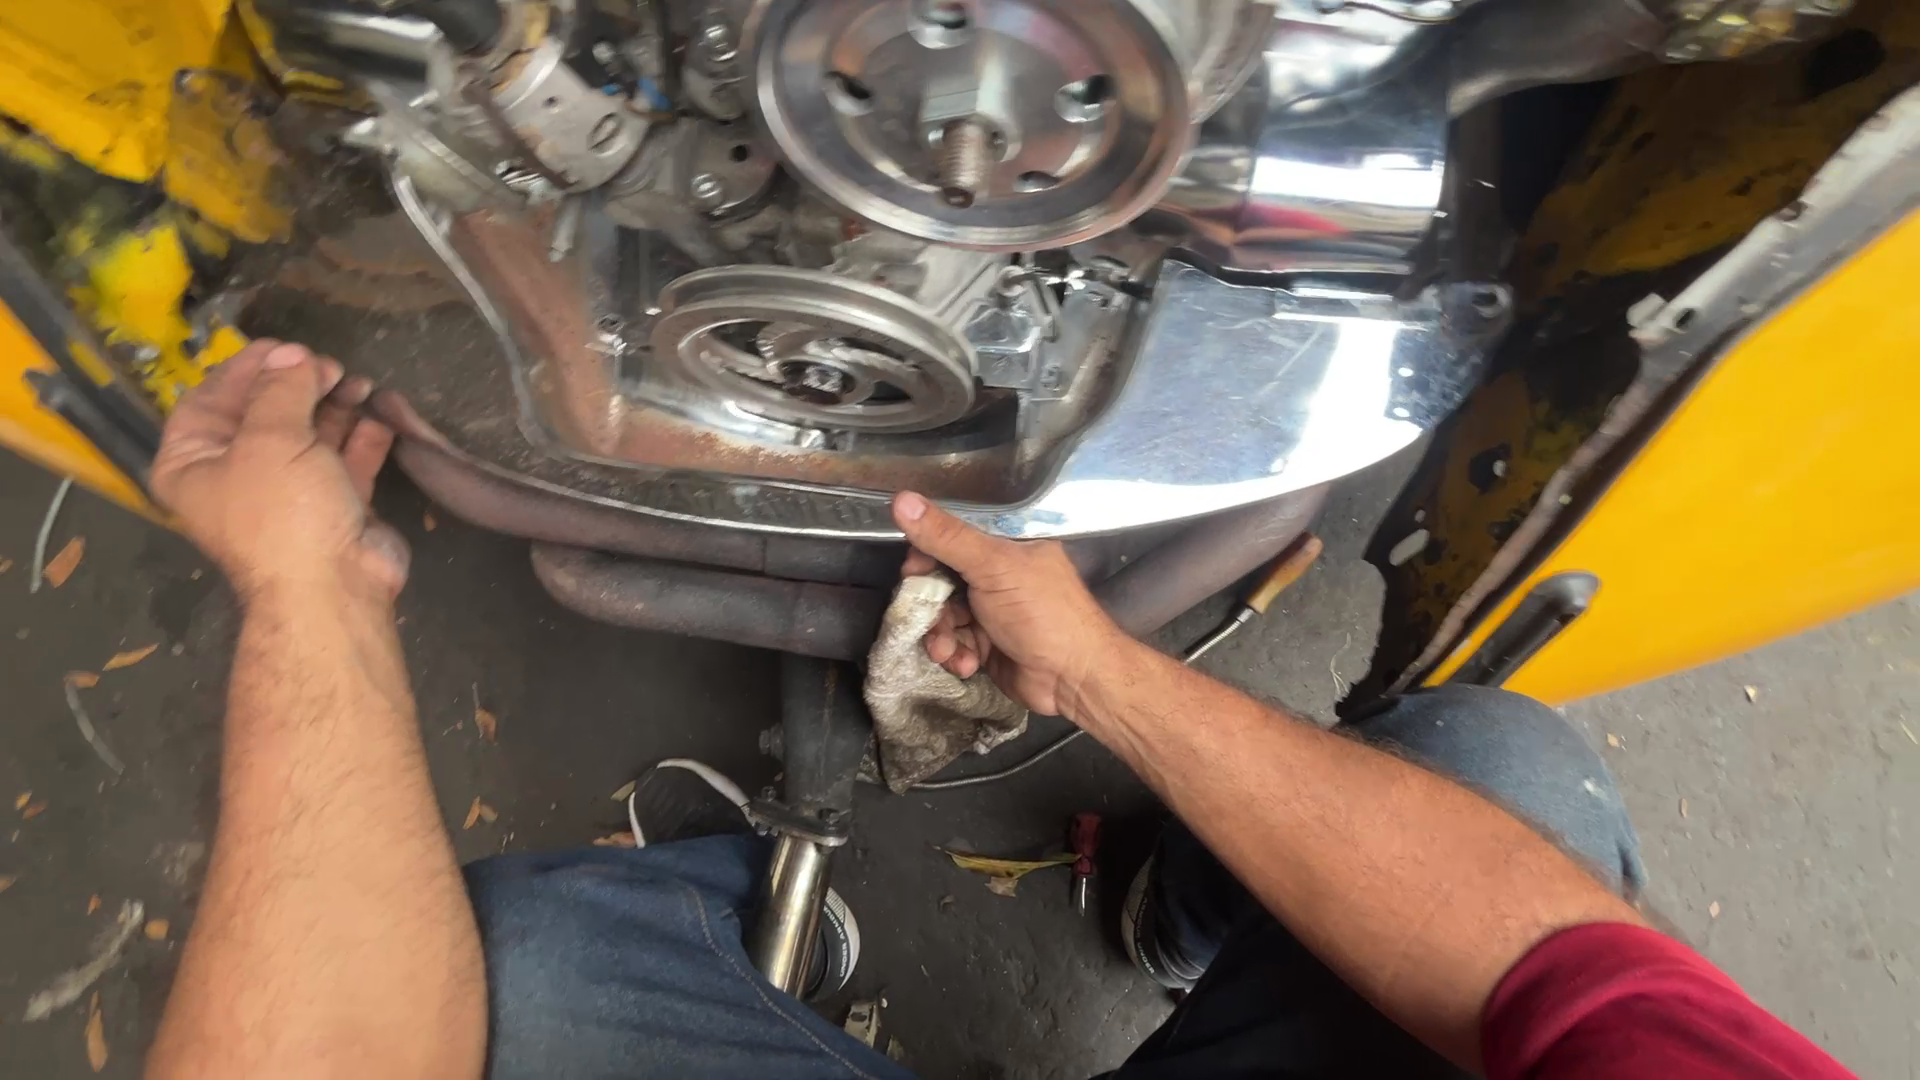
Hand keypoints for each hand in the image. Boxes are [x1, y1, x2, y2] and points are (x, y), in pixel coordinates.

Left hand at [151, 339, 407, 603]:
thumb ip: (282, 393)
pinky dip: (364, 438)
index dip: (249, 370)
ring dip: (336, 408)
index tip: (288, 347)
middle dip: (300, 387)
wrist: (334, 583)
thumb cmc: (283, 511)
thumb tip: (293, 356)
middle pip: (268, 416)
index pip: (213, 400)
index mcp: (196, 461)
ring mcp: (293, 491)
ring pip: (312, 437)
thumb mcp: (271, 441)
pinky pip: (348, 462)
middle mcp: (241, 474)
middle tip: (332, 366)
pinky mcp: (339, 504)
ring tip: (361, 384)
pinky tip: (380, 418)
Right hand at [892, 491, 1122, 716]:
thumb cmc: (1041, 613)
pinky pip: (956, 642)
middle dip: (928, 604)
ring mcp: (992, 610)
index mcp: (1007, 546)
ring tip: (947, 651)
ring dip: (940, 635)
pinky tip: (967, 664)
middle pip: (941, 580)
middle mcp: (998, 574)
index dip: (926, 554)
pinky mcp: (988, 643)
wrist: (1073, 678)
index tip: (913, 572)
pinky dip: (955, 654)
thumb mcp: (993, 567)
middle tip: (922, 618)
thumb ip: (946, 537)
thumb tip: (902, 500)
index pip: (952, 538)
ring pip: (944, 615)